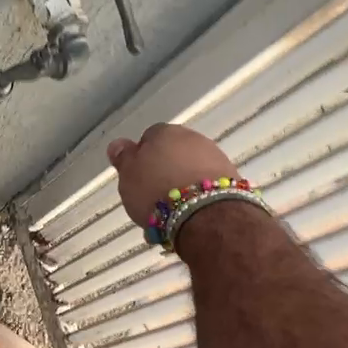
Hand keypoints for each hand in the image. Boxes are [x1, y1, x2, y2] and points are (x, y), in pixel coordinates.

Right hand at [106, 123, 240, 226]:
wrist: (204, 213)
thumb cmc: (155, 190)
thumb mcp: (128, 175)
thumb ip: (123, 158)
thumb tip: (118, 144)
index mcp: (164, 132)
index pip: (148, 137)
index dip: (140, 156)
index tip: (135, 176)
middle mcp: (192, 138)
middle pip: (172, 152)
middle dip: (162, 169)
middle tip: (149, 194)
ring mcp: (214, 156)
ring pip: (188, 169)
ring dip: (178, 184)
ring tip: (167, 210)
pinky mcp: (229, 177)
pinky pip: (203, 185)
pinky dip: (194, 196)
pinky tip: (185, 215)